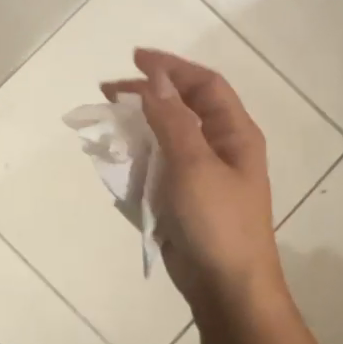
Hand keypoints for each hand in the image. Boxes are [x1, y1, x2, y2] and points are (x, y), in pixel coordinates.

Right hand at [103, 49, 280, 313]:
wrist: (227, 285)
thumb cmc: (217, 222)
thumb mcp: (193, 166)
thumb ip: (172, 121)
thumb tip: (156, 80)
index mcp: (235, 134)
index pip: (204, 85)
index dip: (170, 67)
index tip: (133, 59)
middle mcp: (221, 147)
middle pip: (184, 106)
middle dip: (149, 93)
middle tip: (108, 91)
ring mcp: (202, 173)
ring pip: (168, 133)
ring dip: (139, 121)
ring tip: (107, 118)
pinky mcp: (184, 195)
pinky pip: (158, 162)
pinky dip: (137, 151)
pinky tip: (117, 153)